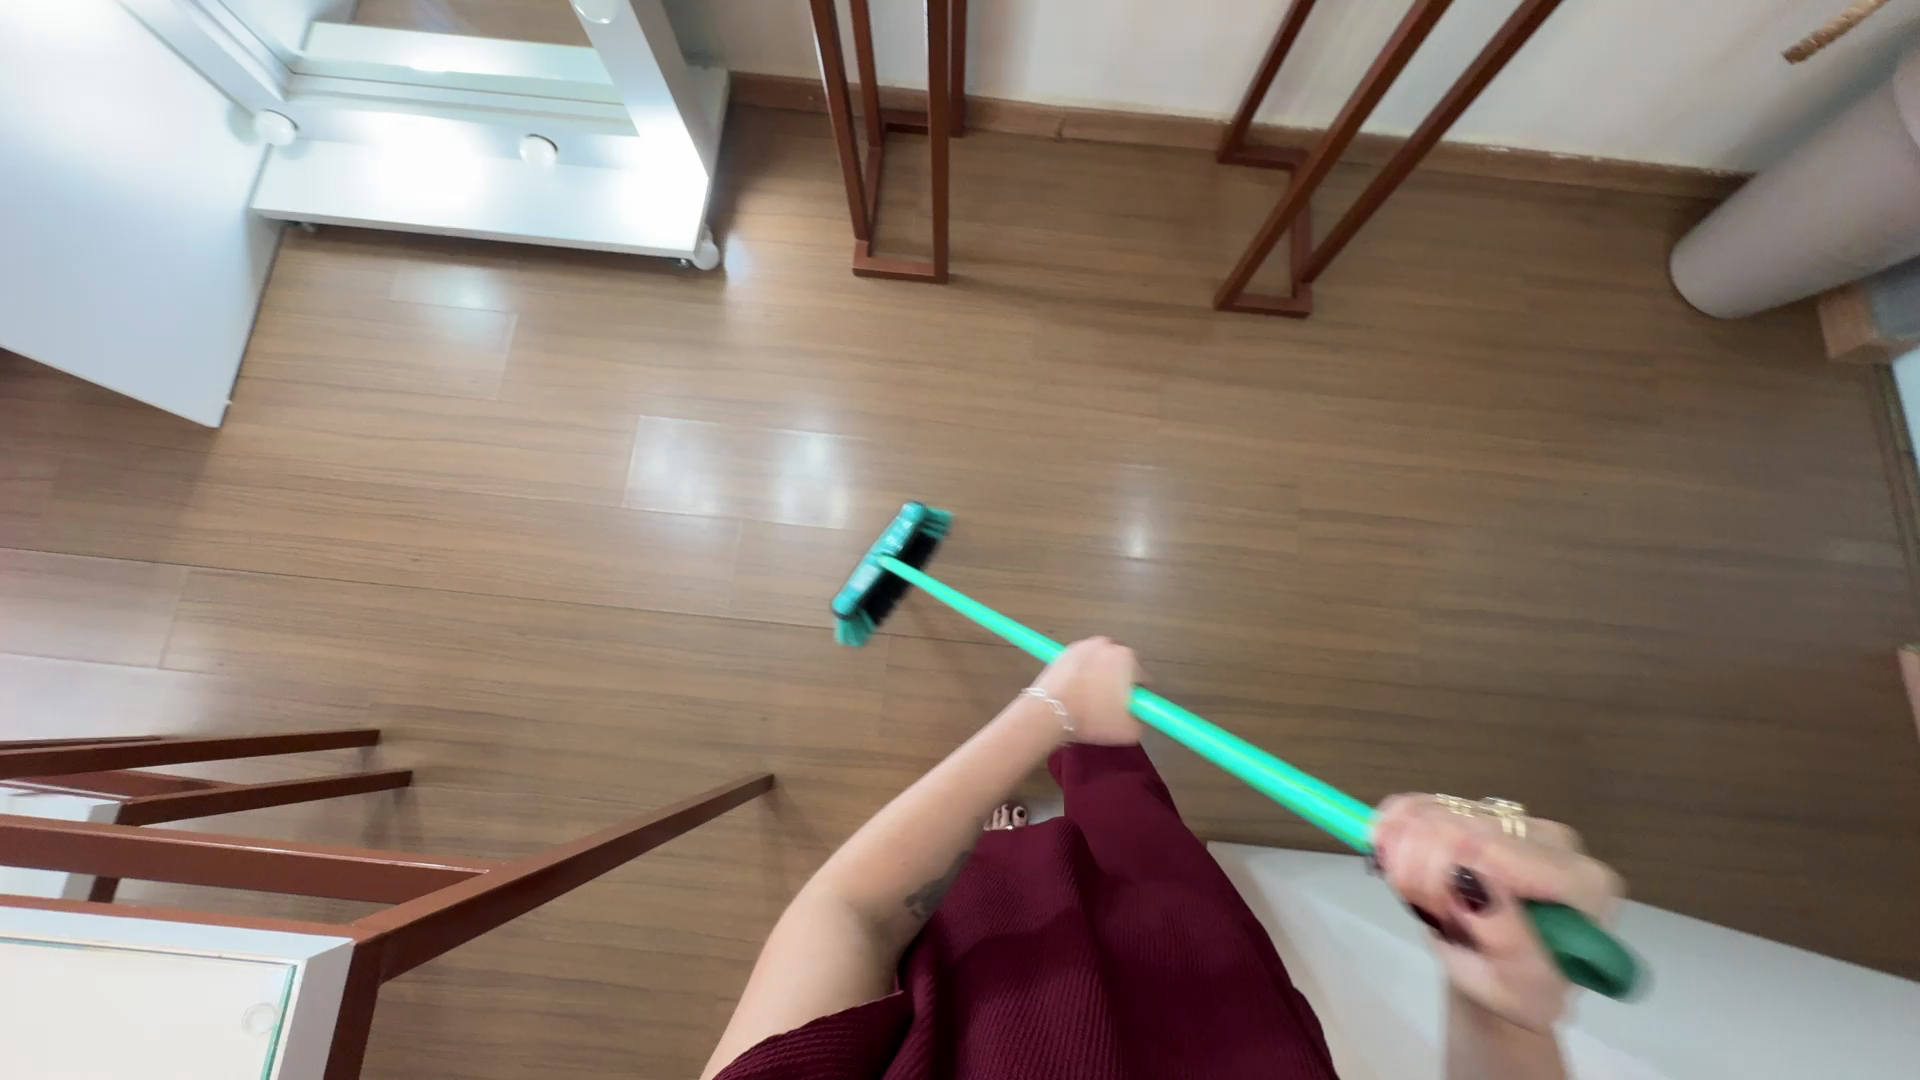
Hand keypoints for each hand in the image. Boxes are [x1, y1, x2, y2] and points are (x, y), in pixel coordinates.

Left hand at [1028, 637, 1145, 745]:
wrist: (1049, 710)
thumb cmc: (1092, 717)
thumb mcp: (1129, 729)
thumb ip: (1143, 718)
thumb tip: (1139, 714)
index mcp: (1128, 657)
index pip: (1140, 678)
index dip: (1135, 695)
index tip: (1127, 708)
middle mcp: (1108, 644)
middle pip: (1120, 666)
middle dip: (1117, 681)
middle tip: (1108, 704)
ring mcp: (1084, 644)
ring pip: (1100, 663)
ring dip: (1099, 675)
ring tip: (1089, 698)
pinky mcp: (1065, 650)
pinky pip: (1081, 662)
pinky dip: (1082, 672)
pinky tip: (1076, 690)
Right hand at [1371, 794, 1623, 1031]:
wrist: (1497, 969)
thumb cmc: (1515, 988)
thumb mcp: (1520, 987)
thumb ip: (1506, 936)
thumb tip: (1472, 883)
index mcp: (1581, 881)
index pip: (1493, 849)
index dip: (1443, 872)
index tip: (1437, 911)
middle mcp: (1551, 839)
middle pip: (1455, 826)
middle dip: (1420, 868)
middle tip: (1426, 907)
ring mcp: (1508, 817)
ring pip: (1428, 812)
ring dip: (1403, 853)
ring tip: (1418, 891)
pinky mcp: (1470, 807)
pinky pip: (1413, 802)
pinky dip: (1391, 829)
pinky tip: (1397, 857)